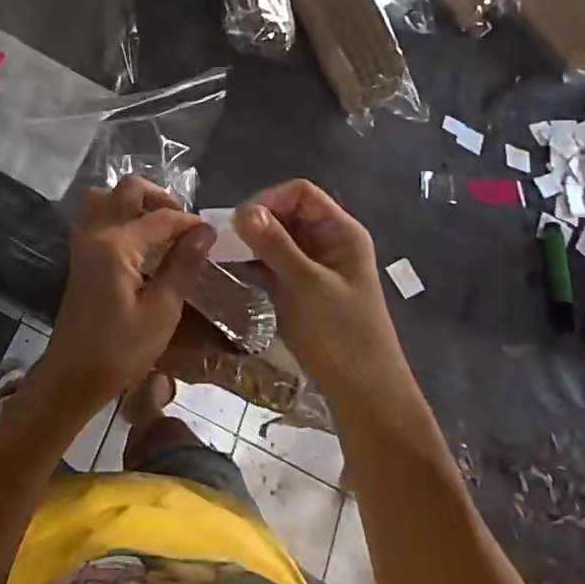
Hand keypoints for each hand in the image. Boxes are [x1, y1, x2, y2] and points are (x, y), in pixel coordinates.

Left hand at [40, 177, 213, 407]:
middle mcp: (95, 234)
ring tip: (158, 226)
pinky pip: (96, 217)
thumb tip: (205, 231)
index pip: (161, 217)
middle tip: (183, 224)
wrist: (72, 378)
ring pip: (105, 198)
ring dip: (134, 202)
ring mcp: (82, 243)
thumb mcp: (162, 311)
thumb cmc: (120, 351)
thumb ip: (183, 265)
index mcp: (116, 246)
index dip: (190, 222)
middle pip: (127, 189)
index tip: (212, 235)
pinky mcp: (79, 257)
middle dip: (161, 198)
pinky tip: (138, 241)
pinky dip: (118, 215)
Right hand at [234, 180, 404, 383]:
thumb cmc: (341, 334)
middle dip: (256, 220)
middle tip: (223, 239)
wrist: (362, 389)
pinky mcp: (300, 287)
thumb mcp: (307, 286)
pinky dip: (255, 261)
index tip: (239, 222)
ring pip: (278, 238)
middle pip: (287, 213)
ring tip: (222, 251)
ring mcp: (313, 265)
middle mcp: (327, 241)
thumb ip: (276, 246)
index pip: (301, 194)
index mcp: (340, 232)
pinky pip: (274, 262)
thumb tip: (243, 211)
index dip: (269, 199)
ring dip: (252, 241)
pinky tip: (232, 266)